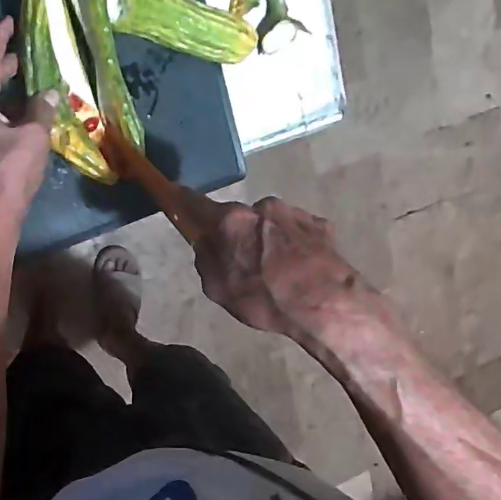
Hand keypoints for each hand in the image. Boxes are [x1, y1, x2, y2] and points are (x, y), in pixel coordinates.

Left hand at [0, 17, 56, 218]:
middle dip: (2, 62)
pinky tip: (24, 103)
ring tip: (23, 69)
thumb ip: (42, 108)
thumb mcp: (33, 134)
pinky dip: (8, 102)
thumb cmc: (13, 169)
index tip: (7, 21)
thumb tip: (51, 91)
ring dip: (5, 83)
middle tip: (19, 46)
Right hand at [194, 196, 364, 337]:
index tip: (175, 195)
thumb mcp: (219, 289)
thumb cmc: (264, 299)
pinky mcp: (320, 225)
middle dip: (240, 236)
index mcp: (231, 221)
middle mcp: (261, 207)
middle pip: (240, 218)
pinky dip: (294, 248)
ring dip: (270, 242)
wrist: (326, 304)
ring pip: (271, 225)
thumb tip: (206, 244)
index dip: (183, 201)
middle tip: (246, 266)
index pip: (196, 203)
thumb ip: (207, 260)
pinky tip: (300, 273)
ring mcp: (294, 213)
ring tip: (279, 276)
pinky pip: (297, 234)